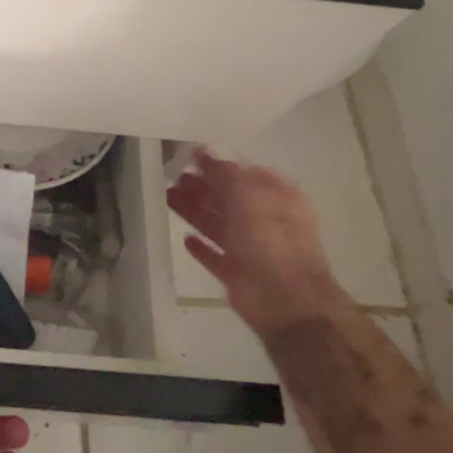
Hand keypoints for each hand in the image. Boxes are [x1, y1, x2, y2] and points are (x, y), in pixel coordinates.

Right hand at [166, 149, 349, 335]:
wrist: (284, 299)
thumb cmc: (270, 238)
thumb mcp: (247, 195)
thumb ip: (224, 173)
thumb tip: (204, 153)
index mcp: (278, 198)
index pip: (246, 174)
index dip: (219, 165)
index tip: (190, 157)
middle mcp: (267, 221)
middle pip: (229, 199)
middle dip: (201, 187)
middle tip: (173, 176)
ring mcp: (252, 249)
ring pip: (218, 224)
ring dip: (194, 210)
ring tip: (168, 197)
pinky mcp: (237, 274)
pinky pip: (215, 256)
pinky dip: (201, 248)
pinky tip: (185, 238)